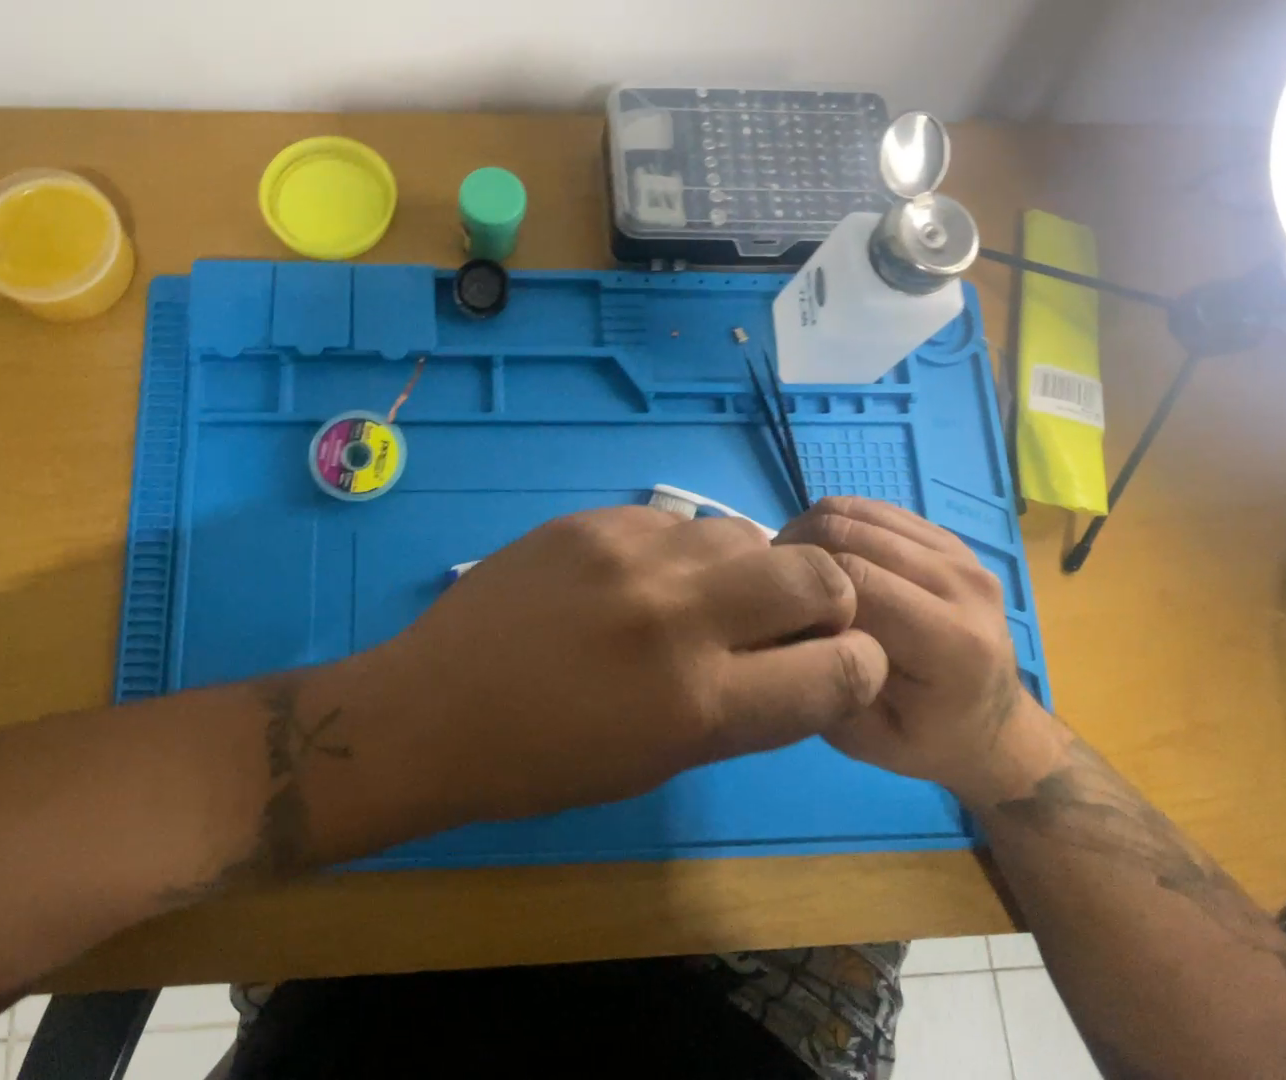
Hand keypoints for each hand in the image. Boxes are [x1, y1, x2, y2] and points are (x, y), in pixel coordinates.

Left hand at [332, 506, 888, 839]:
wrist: (432, 710)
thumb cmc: (542, 764)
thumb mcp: (658, 761)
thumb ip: (742, 709)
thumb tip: (801, 660)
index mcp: (702, 703)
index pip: (845, 670)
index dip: (853, 670)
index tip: (830, 669)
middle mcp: (680, 616)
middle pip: (819, 578)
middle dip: (822, 605)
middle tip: (777, 625)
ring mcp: (631, 556)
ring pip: (744, 536)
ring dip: (743, 572)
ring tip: (696, 601)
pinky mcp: (589, 521)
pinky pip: (673, 522)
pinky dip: (678, 553)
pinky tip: (636, 581)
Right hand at [777, 497, 1056, 806]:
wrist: (990, 729)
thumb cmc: (921, 741)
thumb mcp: (862, 737)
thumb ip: (827, 680)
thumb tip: (785, 624)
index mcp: (948, 641)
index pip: (854, 577)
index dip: (799, 580)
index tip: (768, 604)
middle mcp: (963, 587)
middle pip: (855, 534)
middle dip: (798, 546)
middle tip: (766, 577)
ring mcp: (963, 558)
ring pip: (864, 513)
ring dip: (813, 528)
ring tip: (789, 562)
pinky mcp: (954, 545)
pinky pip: (882, 510)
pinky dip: (839, 520)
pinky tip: (820, 551)